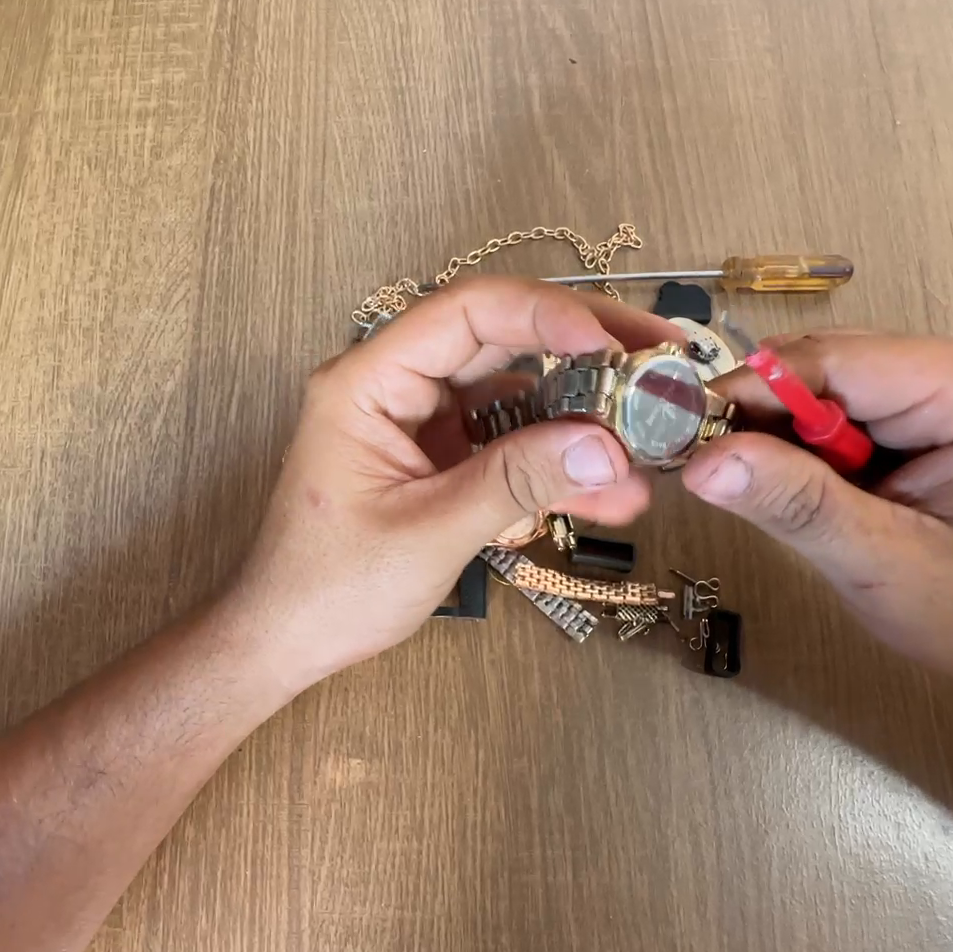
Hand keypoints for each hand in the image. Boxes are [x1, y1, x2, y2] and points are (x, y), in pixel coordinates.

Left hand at [227, 277, 681, 685]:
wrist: (289, 639)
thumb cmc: (332, 588)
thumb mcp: (429, 532)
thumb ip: (517, 481)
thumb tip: (609, 445)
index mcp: (367, 381)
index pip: (466, 312)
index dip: (547, 315)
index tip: (618, 344)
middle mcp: (394, 386)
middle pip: (501, 341)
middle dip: (585, 354)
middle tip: (662, 366)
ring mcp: (420, 422)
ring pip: (514, 396)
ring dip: (580, 420)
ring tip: (650, 448)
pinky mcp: (438, 458)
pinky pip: (506, 443)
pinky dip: (553, 463)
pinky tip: (609, 491)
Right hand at [680, 332, 952, 695]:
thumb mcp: (883, 566)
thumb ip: (794, 504)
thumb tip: (701, 461)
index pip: (837, 360)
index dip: (750, 393)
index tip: (680, 436)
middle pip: (827, 363)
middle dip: (763, 417)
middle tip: (714, 473)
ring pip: (823, 383)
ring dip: (779, 434)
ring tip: (759, 490)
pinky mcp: (934, 409)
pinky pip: (840, 407)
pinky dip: (802, 445)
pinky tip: (798, 486)